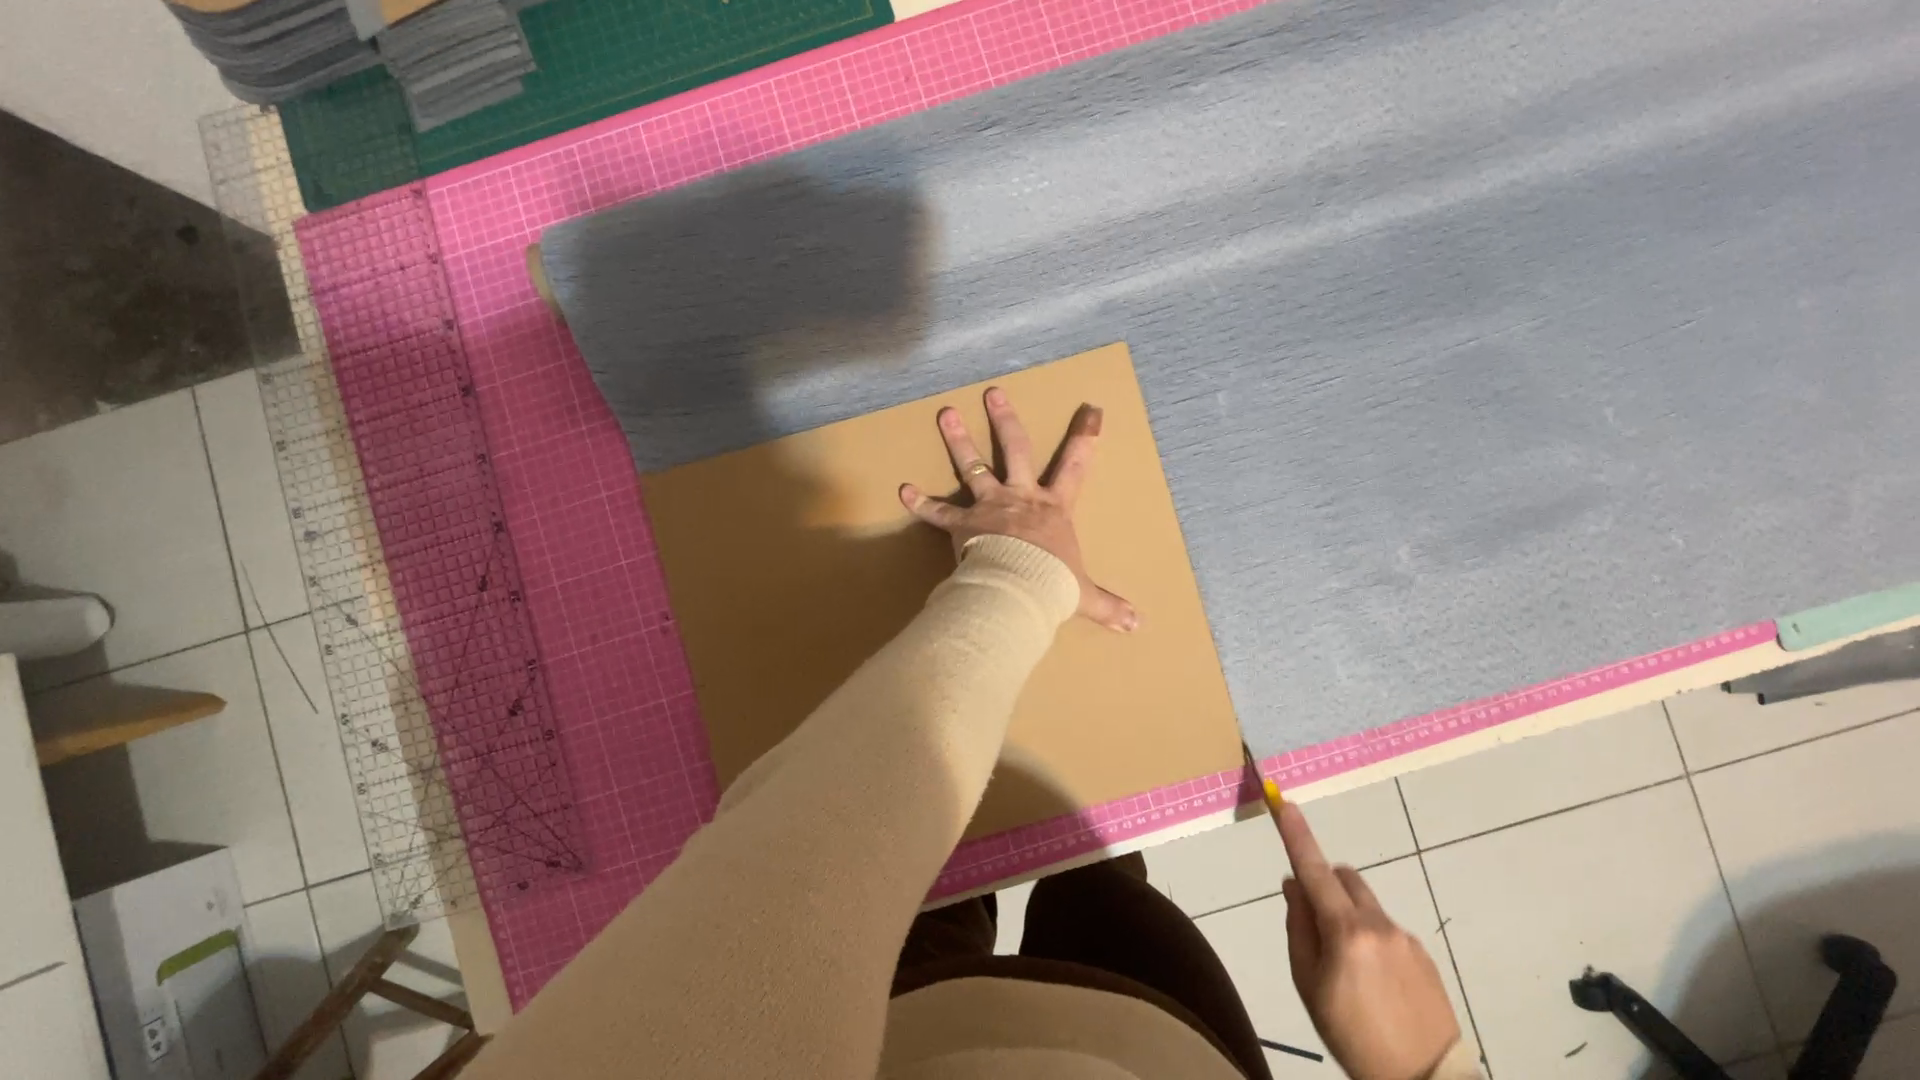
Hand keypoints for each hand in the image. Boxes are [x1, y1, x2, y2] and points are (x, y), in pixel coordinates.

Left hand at [898, 386, 1137, 631]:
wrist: (1017, 590)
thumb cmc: (1052, 585)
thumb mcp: (1084, 594)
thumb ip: (1108, 605)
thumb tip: (1137, 624)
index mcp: (1053, 509)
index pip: (1075, 467)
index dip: (1084, 437)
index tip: (1090, 409)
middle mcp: (1020, 498)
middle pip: (1015, 449)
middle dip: (1004, 420)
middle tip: (993, 393)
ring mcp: (989, 507)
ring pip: (973, 467)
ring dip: (958, 440)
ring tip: (946, 414)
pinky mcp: (961, 525)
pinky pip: (937, 512)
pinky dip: (919, 502)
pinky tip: (903, 489)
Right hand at [1278, 801, 1460, 1079]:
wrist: (1424, 1079)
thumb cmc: (1351, 1035)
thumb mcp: (1309, 985)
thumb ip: (1298, 928)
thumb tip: (1294, 886)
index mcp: (1345, 931)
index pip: (1313, 870)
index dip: (1296, 835)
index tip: (1285, 803)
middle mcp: (1379, 923)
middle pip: (1344, 878)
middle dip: (1324, 883)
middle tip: (1312, 921)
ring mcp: (1406, 938)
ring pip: (1365, 906)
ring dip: (1348, 916)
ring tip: (1348, 970)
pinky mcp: (1424, 955)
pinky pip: (1387, 931)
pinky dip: (1371, 940)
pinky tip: (1375, 984)